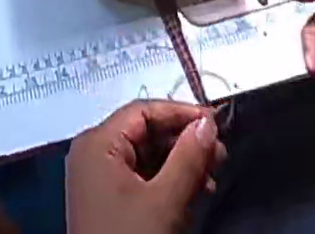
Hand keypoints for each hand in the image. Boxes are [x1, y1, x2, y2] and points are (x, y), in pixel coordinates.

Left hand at [66, 100, 224, 233]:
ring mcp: (98, 179)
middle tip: (220, 152)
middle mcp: (93, 153)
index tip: (215, 122)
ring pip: (145, 155)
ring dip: (179, 162)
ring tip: (213, 173)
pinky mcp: (107, 202)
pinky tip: (195, 190)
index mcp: (98, 142)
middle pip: (144, 132)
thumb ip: (188, 158)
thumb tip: (207, 123)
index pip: (142, 111)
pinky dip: (167, 180)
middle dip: (183, 140)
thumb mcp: (165, 201)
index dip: (180, 113)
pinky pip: (140, 177)